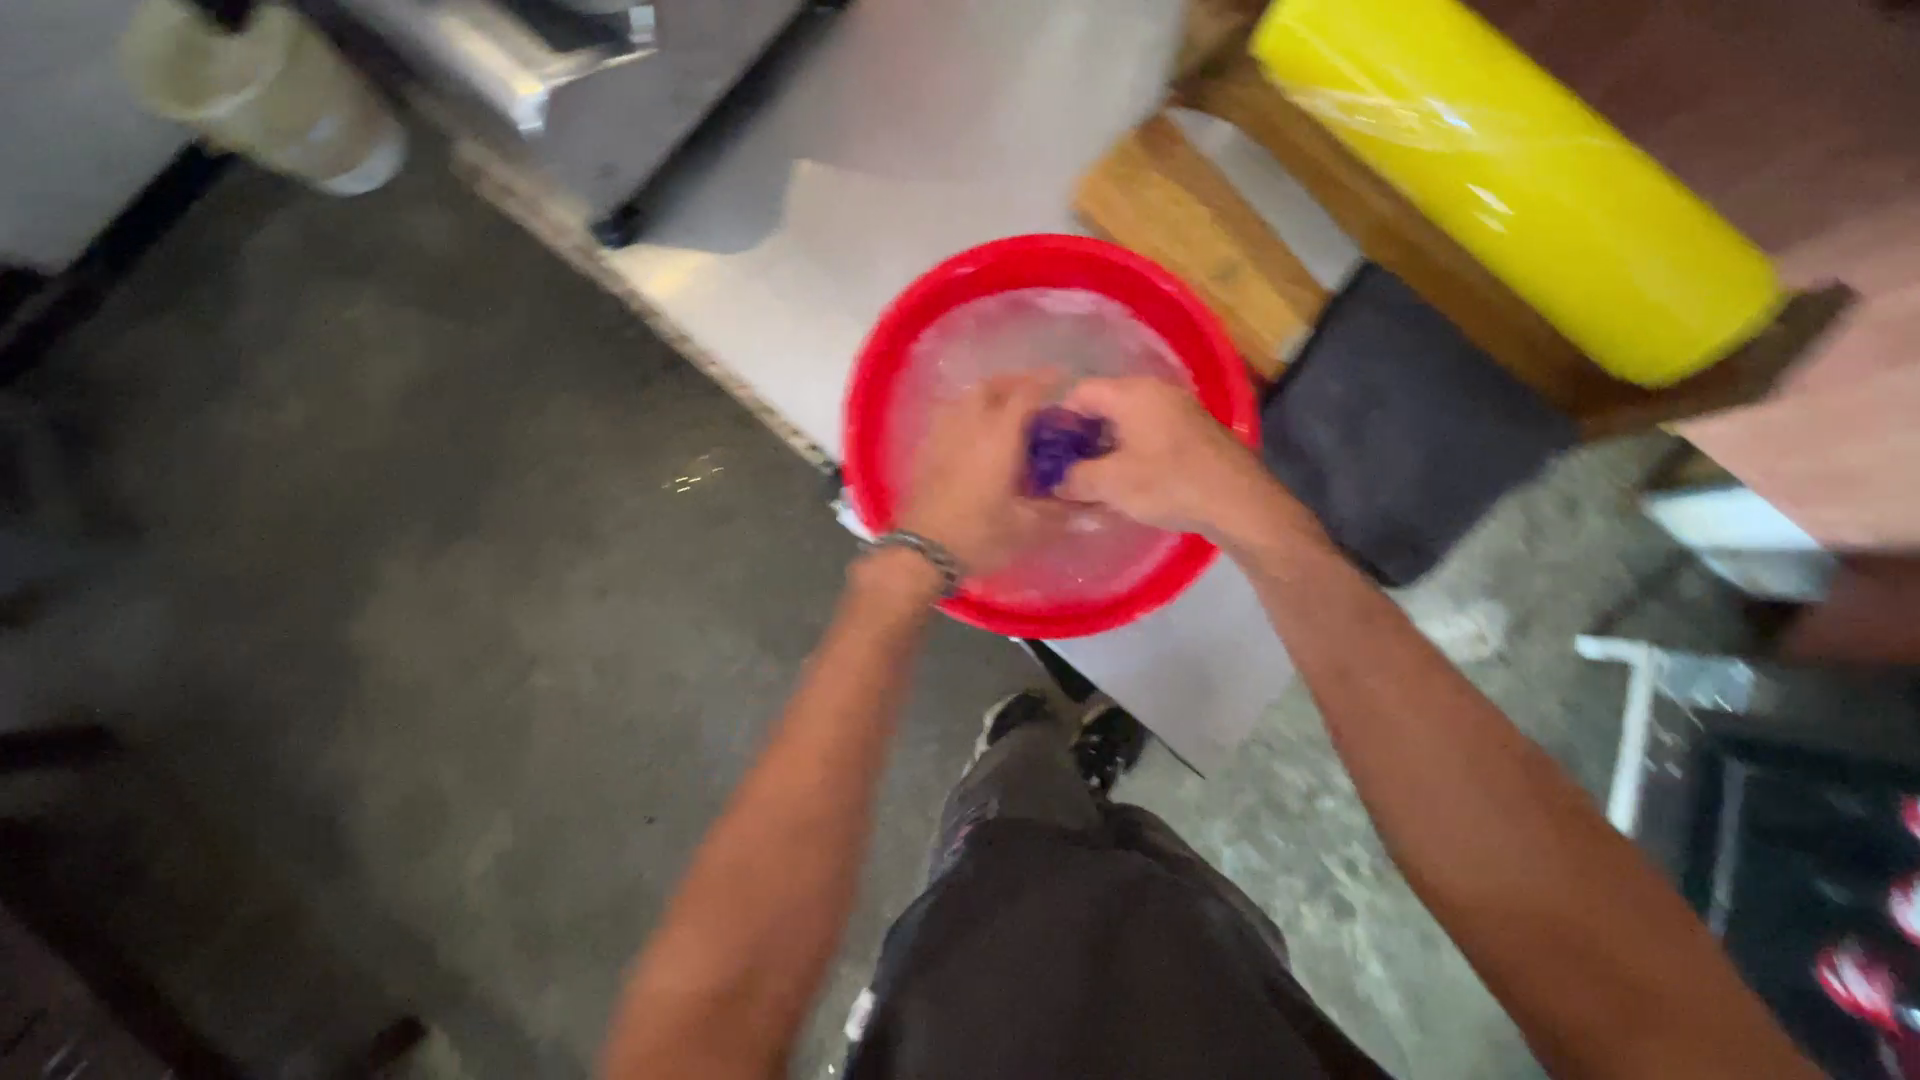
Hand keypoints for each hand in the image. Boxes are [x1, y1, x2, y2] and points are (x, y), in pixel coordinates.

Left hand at [896, 376, 1064, 577]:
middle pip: (991, 386)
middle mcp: (970, 424)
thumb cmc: (979, 535)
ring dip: (989, 395)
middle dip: (1015, 383)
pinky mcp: (927, 450)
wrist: (922, 551)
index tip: (1064, 381)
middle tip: (1035, 394)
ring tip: (1006, 410)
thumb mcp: (1027, 527)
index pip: (1025, 393)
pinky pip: (950, 415)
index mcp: (999, 436)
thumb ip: (1059, 510)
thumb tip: (1087, 504)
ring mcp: (943, 434)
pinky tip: (976, 433)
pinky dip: (968, 412)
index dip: (1047, 382)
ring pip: (966, 397)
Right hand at [1057, 377, 1320, 548]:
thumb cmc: (1169, 484)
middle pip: (1102, 406)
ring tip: (1091, 479)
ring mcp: (1177, 409)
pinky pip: (1148, 432)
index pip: (1078, 392)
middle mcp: (1154, 391)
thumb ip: (1074, 478)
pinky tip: (1126, 480)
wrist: (1239, 501)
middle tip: (1064, 468)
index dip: (1056, 420)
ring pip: (1126, 421)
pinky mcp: (1192, 430)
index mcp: (1131, 393)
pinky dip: (1130, 451)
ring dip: (1105, 447)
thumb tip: (1054, 480)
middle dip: (1080, 437)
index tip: (1044, 450)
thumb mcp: (1112, 484)